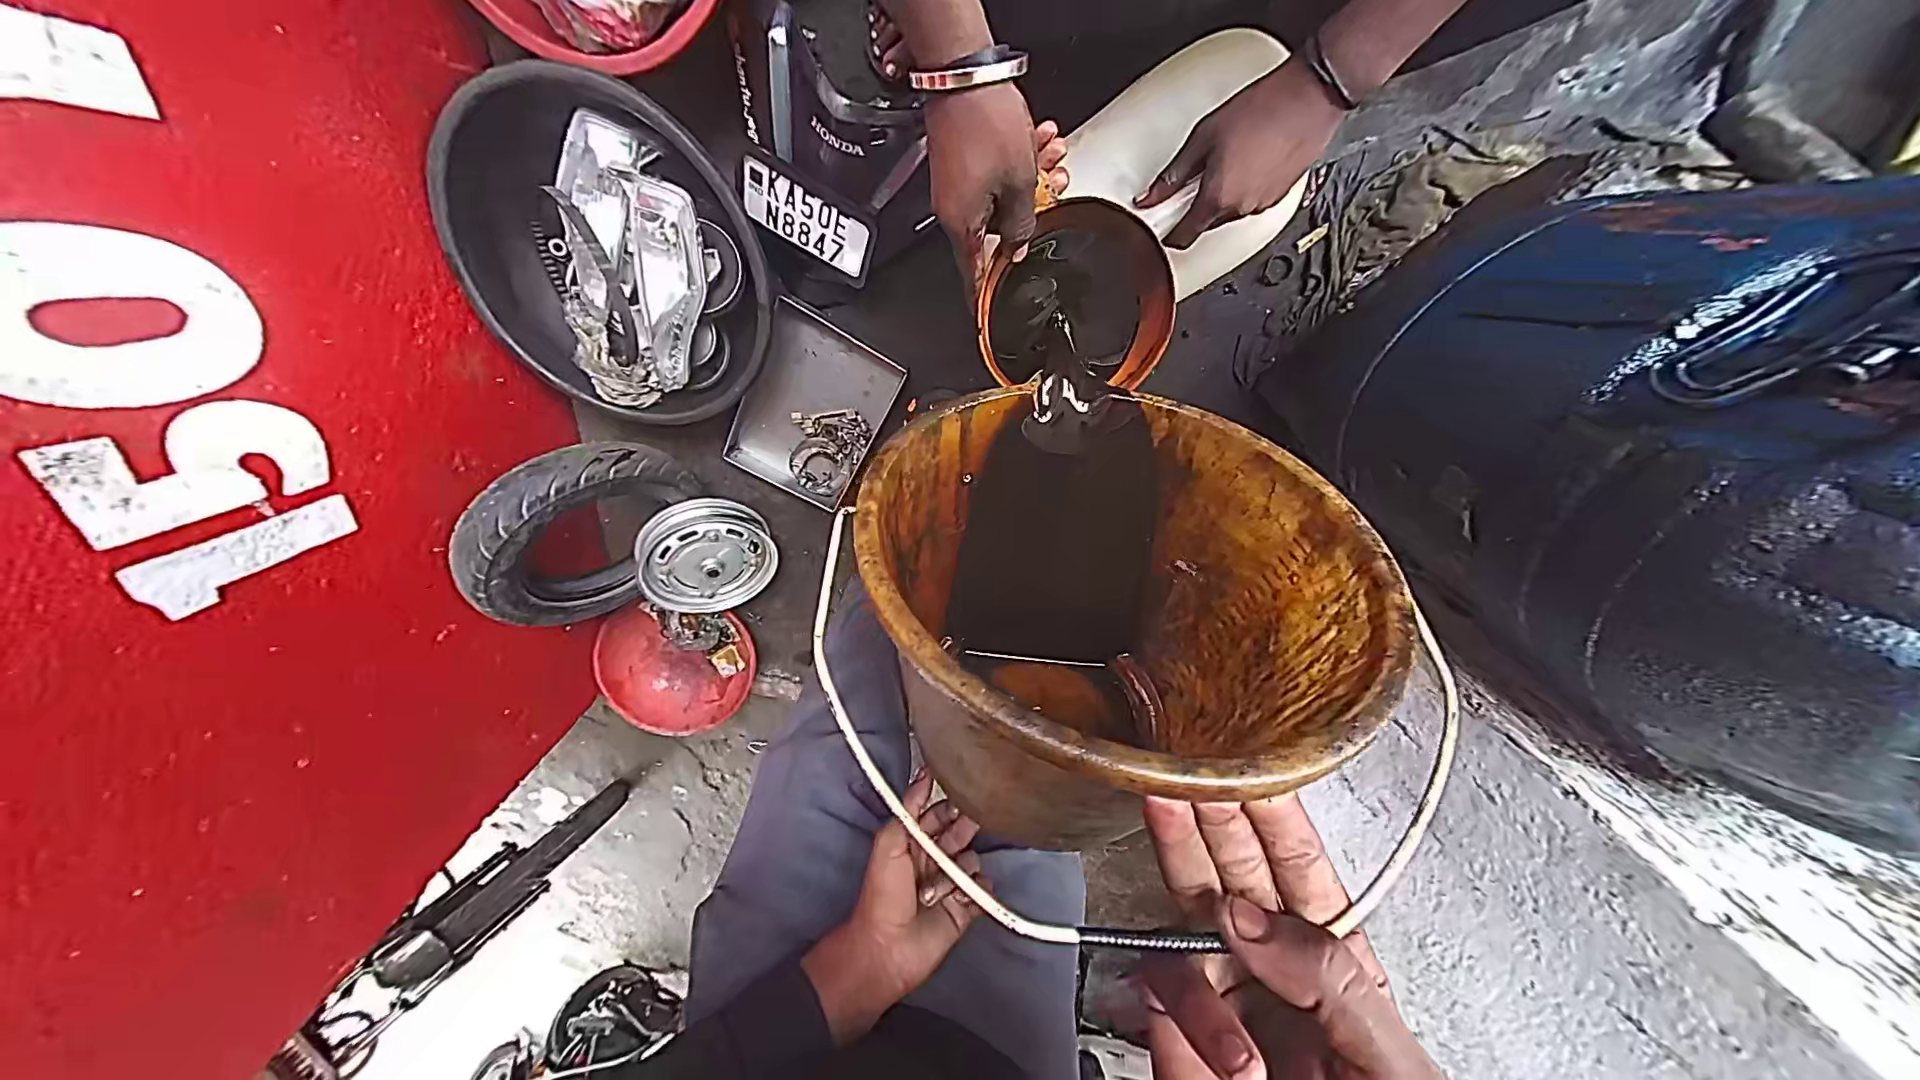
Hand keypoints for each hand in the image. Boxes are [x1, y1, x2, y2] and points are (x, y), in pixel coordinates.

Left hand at [801, 773, 988, 1043]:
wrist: (888, 948)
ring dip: (958, 870)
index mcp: (915, 840)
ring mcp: (951, 881)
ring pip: (972, 858)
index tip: (962, 790)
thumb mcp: (888, 843)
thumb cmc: (883, 893)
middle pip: (961, 831)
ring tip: (936, 889)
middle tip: (964, 828)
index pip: (938, 812)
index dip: (949, 803)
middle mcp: (935, 857)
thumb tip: (924, 774)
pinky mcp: (965, 906)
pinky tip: (962, 896)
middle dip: (963, 828)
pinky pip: (984, 888)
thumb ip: (908, 808)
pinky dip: (977, 890)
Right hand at [923, 84, 1070, 295]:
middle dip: (1030, 212)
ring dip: (1030, 181)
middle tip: (1052, 191)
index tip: (985, 317)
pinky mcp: (961, 167)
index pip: (974, 276)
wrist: (964, 74)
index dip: (983, 299)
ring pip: (1000, 200)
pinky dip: (1016, 167)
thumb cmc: (984, 124)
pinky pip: (993, 179)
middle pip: (997, 232)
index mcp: (963, 226)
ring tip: (1051, 158)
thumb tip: (1019, 245)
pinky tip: (1037, 146)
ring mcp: (957, 188)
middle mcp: (955, 211)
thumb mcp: (1019, 183)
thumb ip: (1022, 224)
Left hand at [1134, 59, 1345, 249]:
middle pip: (1206, 225)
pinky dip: (1244, 191)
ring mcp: (1262, 205)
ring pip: (1229, 214)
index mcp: (1217, 198)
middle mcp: (1240, 209)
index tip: (1163, 232)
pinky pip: (1252, 203)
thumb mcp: (1204, 137)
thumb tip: (1150, 196)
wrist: (1312, 94)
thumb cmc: (1262, 109)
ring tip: (1230, 162)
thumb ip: (1173, 174)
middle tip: (1197, 181)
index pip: (1183, 238)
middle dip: (1197, 210)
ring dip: (1222, 199)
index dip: (1169, 237)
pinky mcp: (1279, 197)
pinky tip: (1250, 163)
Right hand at [1138, 795, 1442, 1079]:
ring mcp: (1220, 995)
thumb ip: (1327, 975)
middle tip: (1172, 782)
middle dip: (1195, 825)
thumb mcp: (1391, 1055)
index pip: (1291, 858)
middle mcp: (1263, 958)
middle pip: (1218, 871)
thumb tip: (1242, 916)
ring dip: (1195, 988)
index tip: (1238, 758)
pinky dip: (1178, 1036)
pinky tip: (1210, 1065)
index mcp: (1326, 949)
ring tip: (1242, 1062)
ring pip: (1177, 941)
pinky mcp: (1181, 1037)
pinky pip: (1159, 1011)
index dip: (1264, 805)